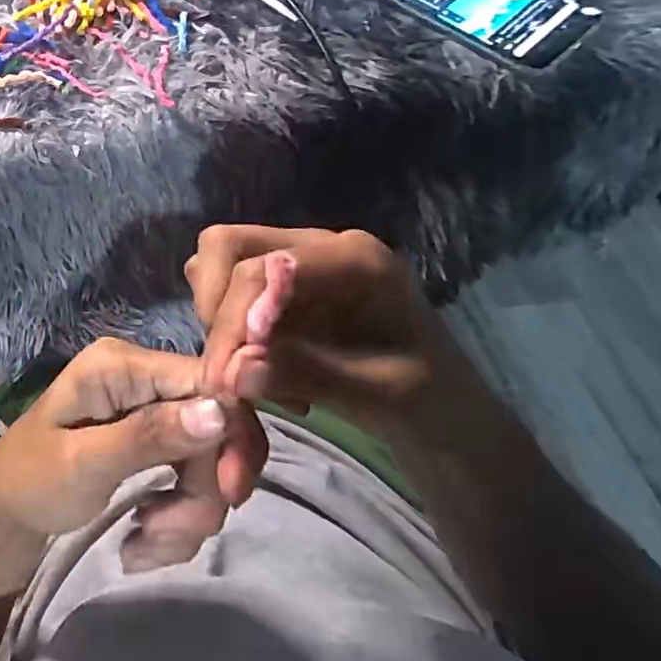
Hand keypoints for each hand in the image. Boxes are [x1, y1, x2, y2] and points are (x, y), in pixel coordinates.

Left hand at [0, 337, 230, 538]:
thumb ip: (148, 435)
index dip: (231, 433)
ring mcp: (149, 406)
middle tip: (169, 533)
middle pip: (215, 423)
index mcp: (121, 365)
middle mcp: (142, 375)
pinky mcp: (154, 437)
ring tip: (146, 543)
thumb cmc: (31, 480)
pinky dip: (180, 516)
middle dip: (203, 487)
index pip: (207, 380)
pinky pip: (194, 475)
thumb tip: (219, 412)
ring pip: (210, 457)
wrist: (6, 513)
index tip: (227, 492)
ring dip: (189, 512)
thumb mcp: (84, 463)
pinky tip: (146, 538)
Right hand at [190, 225, 449, 435]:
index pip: (264, 268)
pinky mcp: (278, 288)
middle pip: (226, 246)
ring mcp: (293, 263)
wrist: (445, 414)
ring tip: (249, 375)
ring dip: (217, 320)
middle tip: (226, 372)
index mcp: (352, 258)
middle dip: (214, 308)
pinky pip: (226, 293)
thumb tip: (232, 372)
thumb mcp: (381, 395)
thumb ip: (306, 374)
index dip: (236, 316)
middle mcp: (314, 246)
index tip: (227, 377)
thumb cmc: (430, 402)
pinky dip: (226, 333)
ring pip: (217, 265)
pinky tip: (260, 373)